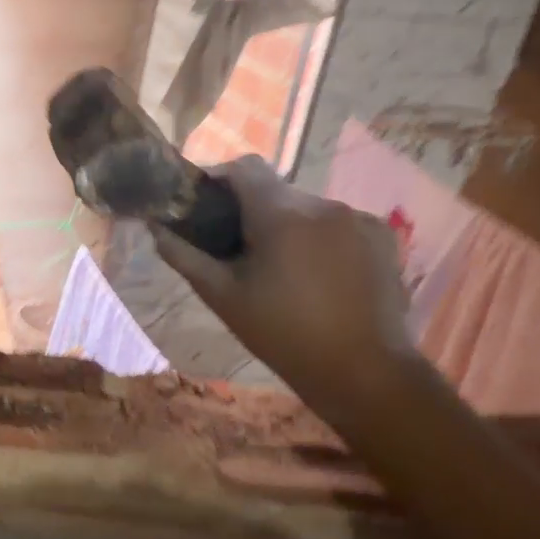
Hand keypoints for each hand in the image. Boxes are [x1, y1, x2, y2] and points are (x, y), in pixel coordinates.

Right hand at [151, 155, 415, 394]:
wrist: (363, 371)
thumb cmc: (280, 333)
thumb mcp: (220, 295)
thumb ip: (183, 255)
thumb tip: (156, 227)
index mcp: (283, 215)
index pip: (244, 168)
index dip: (216, 177)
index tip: (199, 203)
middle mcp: (325, 205)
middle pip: (274, 190)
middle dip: (248, 210)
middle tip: (229, 246)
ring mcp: (360, 220)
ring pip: (305, 208)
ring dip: (283, 226)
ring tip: (273, 266)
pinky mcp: (383, 238)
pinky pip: (335, 224)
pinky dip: (315, 238)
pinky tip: (310, 275)